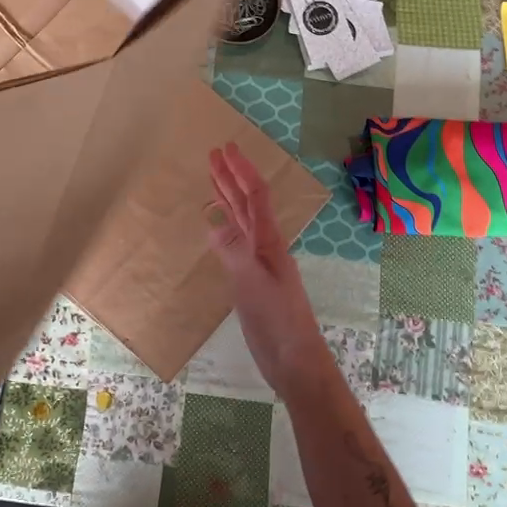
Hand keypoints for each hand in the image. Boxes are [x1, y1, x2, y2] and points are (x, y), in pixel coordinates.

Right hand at [205, 143, 328, 396]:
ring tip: (213, 178)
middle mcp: (264, 247)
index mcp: (268, 242)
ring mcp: (258, 264)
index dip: (241, 171)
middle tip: (213, 154)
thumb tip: (212, 223)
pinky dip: (224, 228)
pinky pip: (235, 243)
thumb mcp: (253, 284)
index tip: (226, 148)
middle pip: (247, 203)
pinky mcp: (250, 282)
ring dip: (228, 198)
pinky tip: (216, 227)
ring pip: (241, 221)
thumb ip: (235, 253)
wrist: (294, 359)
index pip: (255, 196)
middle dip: (231, 177)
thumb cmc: (278, 321)